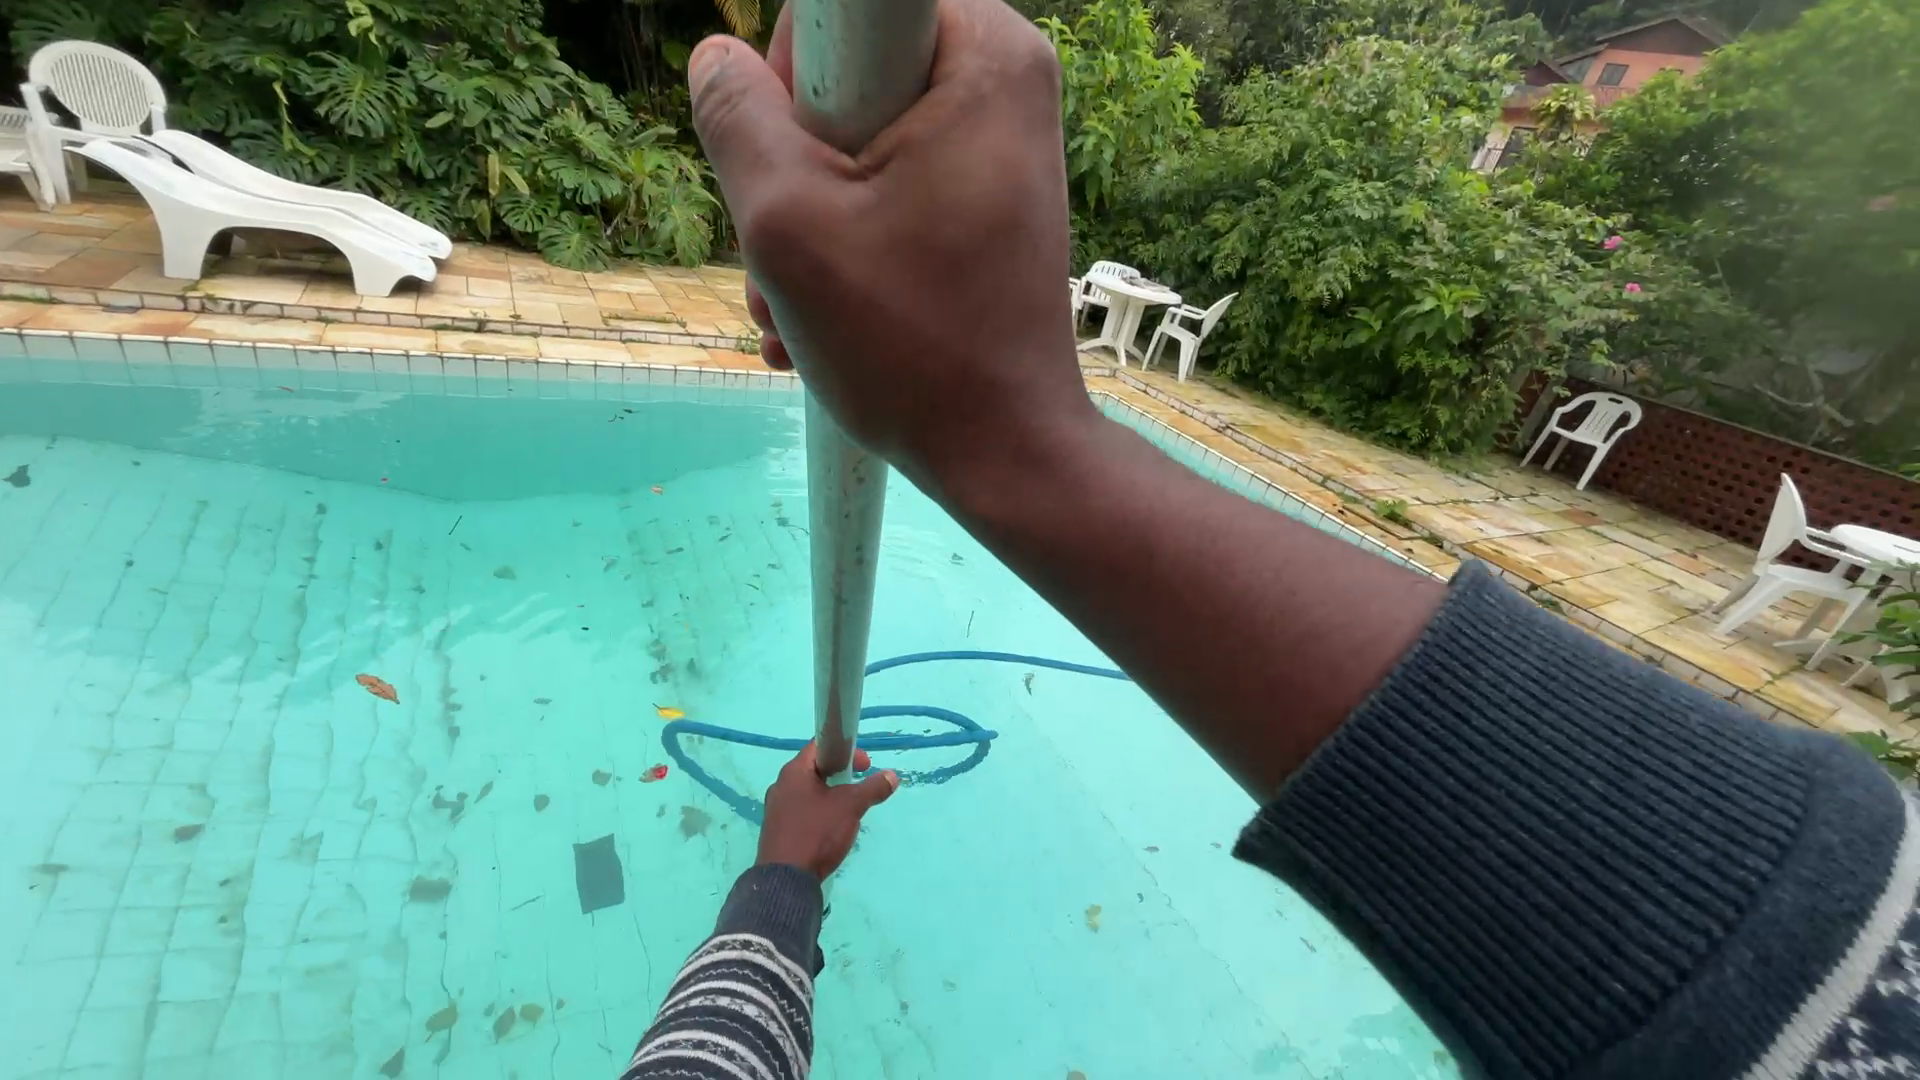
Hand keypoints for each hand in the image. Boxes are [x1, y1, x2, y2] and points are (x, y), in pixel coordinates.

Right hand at [687, 0, 1091, 485]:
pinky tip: (819, 331)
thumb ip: (736, 118)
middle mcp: (1009, 95)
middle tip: (784, 263)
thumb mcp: (788, 224)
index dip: (794, 87)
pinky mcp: (989, 222)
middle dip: (795, 185)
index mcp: (985, 57)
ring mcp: (1002, 166)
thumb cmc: (908, 344)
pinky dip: (852, 262)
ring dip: (809, 241)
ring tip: (790, 317)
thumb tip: (719, 61)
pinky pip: (896, 209)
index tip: (798, 172)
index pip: (842, 13)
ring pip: (861, 164)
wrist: (1003, 455)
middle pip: (847, 92)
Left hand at [758, 743, 899, 879]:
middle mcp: (781, 785)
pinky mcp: (777, 831)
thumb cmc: (817, 832)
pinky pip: (802, 811)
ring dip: (831, 795)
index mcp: (794, 772)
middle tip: (861, 786)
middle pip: (815, 769)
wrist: (786, 881)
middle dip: (841, 774)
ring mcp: (776, 809)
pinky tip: (831, 829)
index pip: (820, 746)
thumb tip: (892, 776)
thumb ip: (872, 788)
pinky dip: (819, 812)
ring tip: (849, 810)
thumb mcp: (851, 807)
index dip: (845, 749)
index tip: (865, 765)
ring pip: (809, 792)